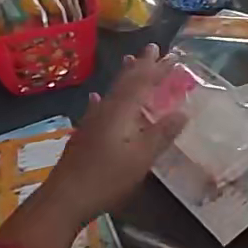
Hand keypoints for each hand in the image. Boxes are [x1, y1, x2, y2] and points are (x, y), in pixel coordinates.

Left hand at [27, 45, 187, 232]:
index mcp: (121, 112)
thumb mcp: (141, 158)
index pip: (142, 83)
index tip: (172, 55)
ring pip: (112, 92)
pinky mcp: (85, 134)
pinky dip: (105, 99)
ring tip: (130, 62)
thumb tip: (183, 112)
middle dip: (141, 66)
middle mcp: (106, 110)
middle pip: (126, 82)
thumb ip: (161, 133)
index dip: (157, 69)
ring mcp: (93, 122)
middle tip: (153, 49)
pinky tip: (98, 98)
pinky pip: (99, 108)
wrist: (65, 198)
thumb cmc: (107, 178)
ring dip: (125, 77)